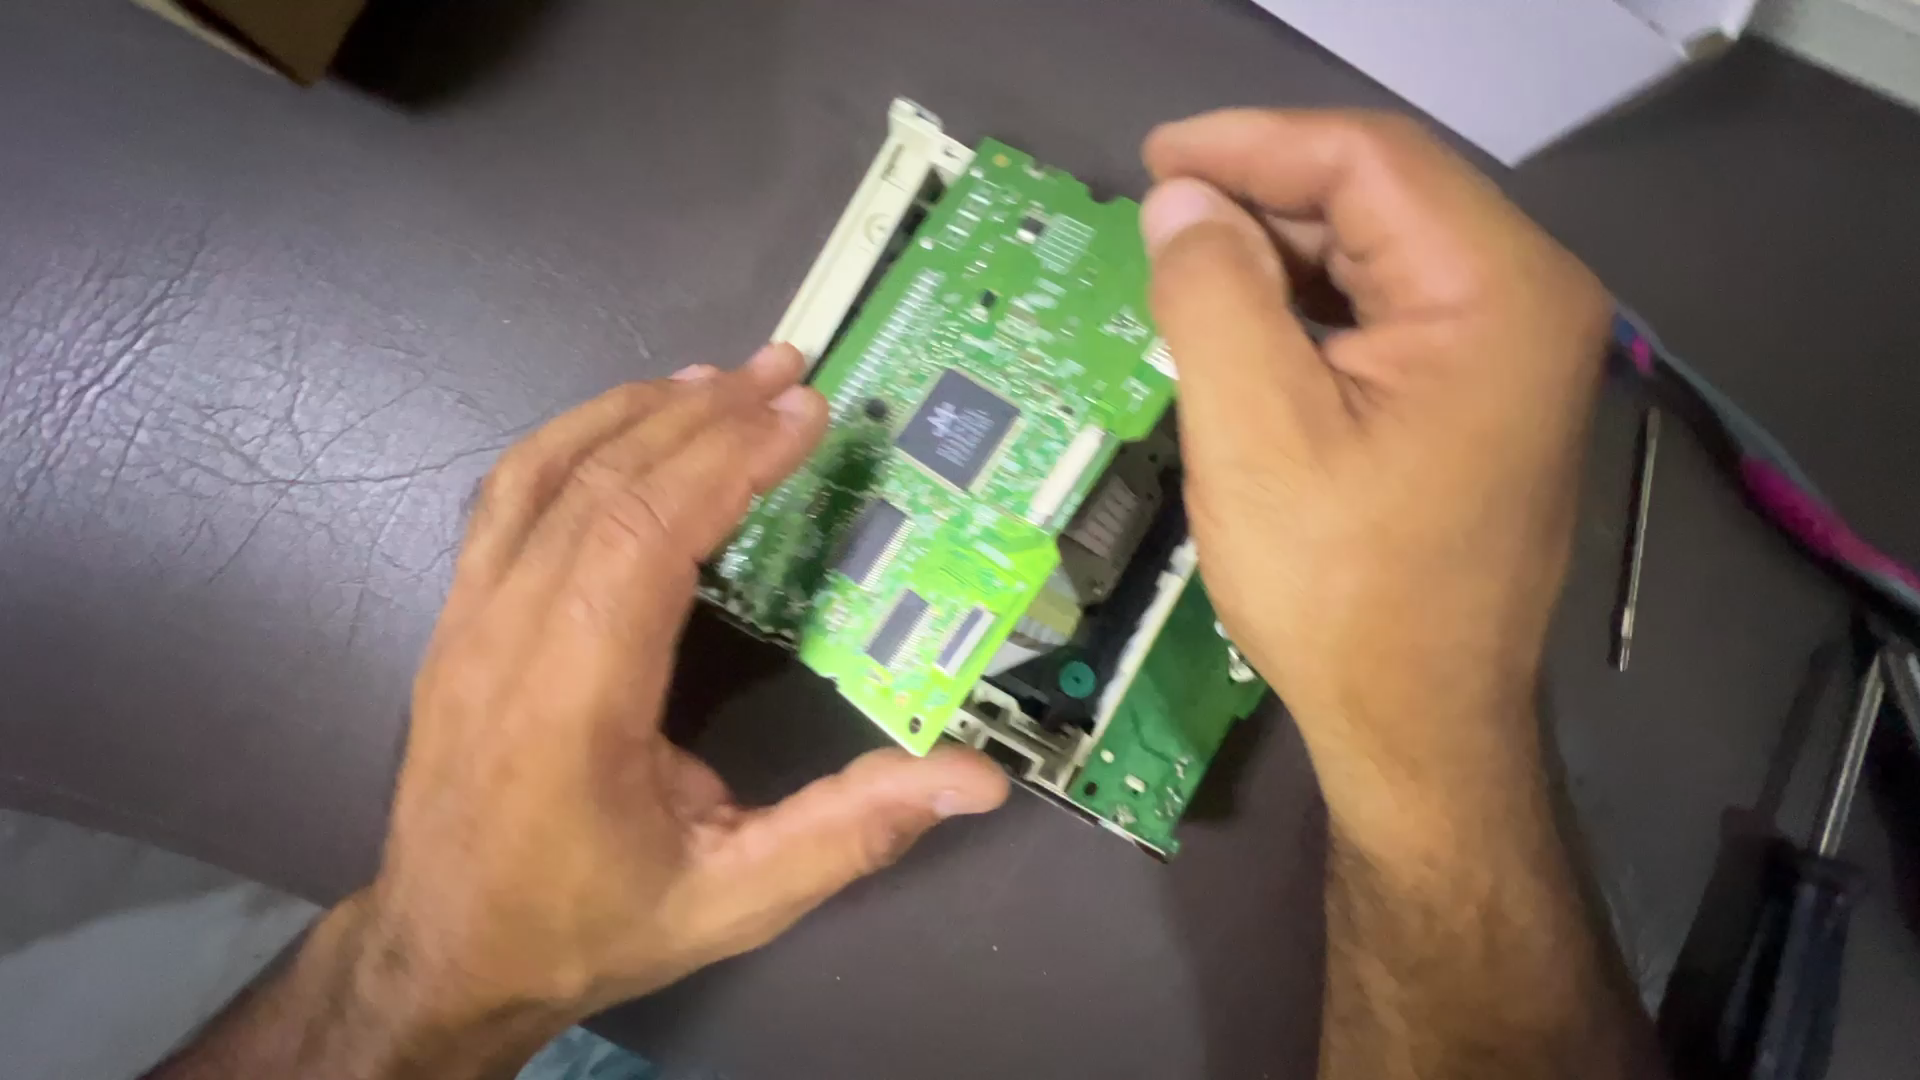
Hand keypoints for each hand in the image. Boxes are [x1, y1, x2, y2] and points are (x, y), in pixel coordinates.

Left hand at [370, 344, 1007, 1024]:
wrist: (447, 954)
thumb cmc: (594, 920)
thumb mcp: (739, 896)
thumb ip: (855, 829)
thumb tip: (975, 779)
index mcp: (574, 700)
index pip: (648, 535)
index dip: (731, 460)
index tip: (804, 414)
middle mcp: (507, 637)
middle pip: (606, 484)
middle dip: (706, 415)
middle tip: (786, 372)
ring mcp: (468, 615)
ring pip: (547, 470)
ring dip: (641, 408)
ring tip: (723, 375)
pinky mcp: (462, 611)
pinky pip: (513, 492)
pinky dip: (580, 433)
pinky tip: (636, 417)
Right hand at [1139, 111, 1609, 841]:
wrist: (1410, 721)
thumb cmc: (1334, 585)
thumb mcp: (1252, 433)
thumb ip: (1211, 297)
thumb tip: (1179, 205)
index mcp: (1494, 293)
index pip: (1366, 161)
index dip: (1250, 143)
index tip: (1156, 158)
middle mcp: (1518, 307)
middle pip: (1374, 207)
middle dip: (1257, 204)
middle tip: (1158, 225)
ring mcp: (1496, 362)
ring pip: (1367, 268)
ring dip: (1269, 263)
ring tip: (1181, 278)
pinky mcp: (1461, 409)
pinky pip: (1369, 328)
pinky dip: (1295, 318)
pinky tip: (1235, 338)